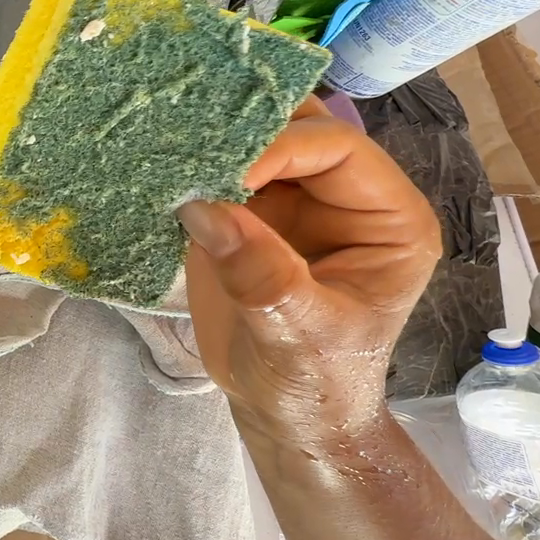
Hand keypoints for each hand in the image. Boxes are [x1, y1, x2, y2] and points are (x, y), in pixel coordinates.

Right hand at [178, 97, 439, 445]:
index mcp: (385, 219)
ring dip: (213, 141)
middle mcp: (339, 200)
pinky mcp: (241, 219)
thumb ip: (261, 273)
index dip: (280, 150)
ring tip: (166, 142)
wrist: (282, 411)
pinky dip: (187, 168)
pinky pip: (215, 176)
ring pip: (253, 143)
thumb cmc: (314, 380)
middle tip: (189, 134)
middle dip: (247, 127)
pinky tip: (155, 168)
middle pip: (299, 131)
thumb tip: (204, 209)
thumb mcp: (299, 334)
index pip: (336, 150)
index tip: (224, 178)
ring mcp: (288, 206)